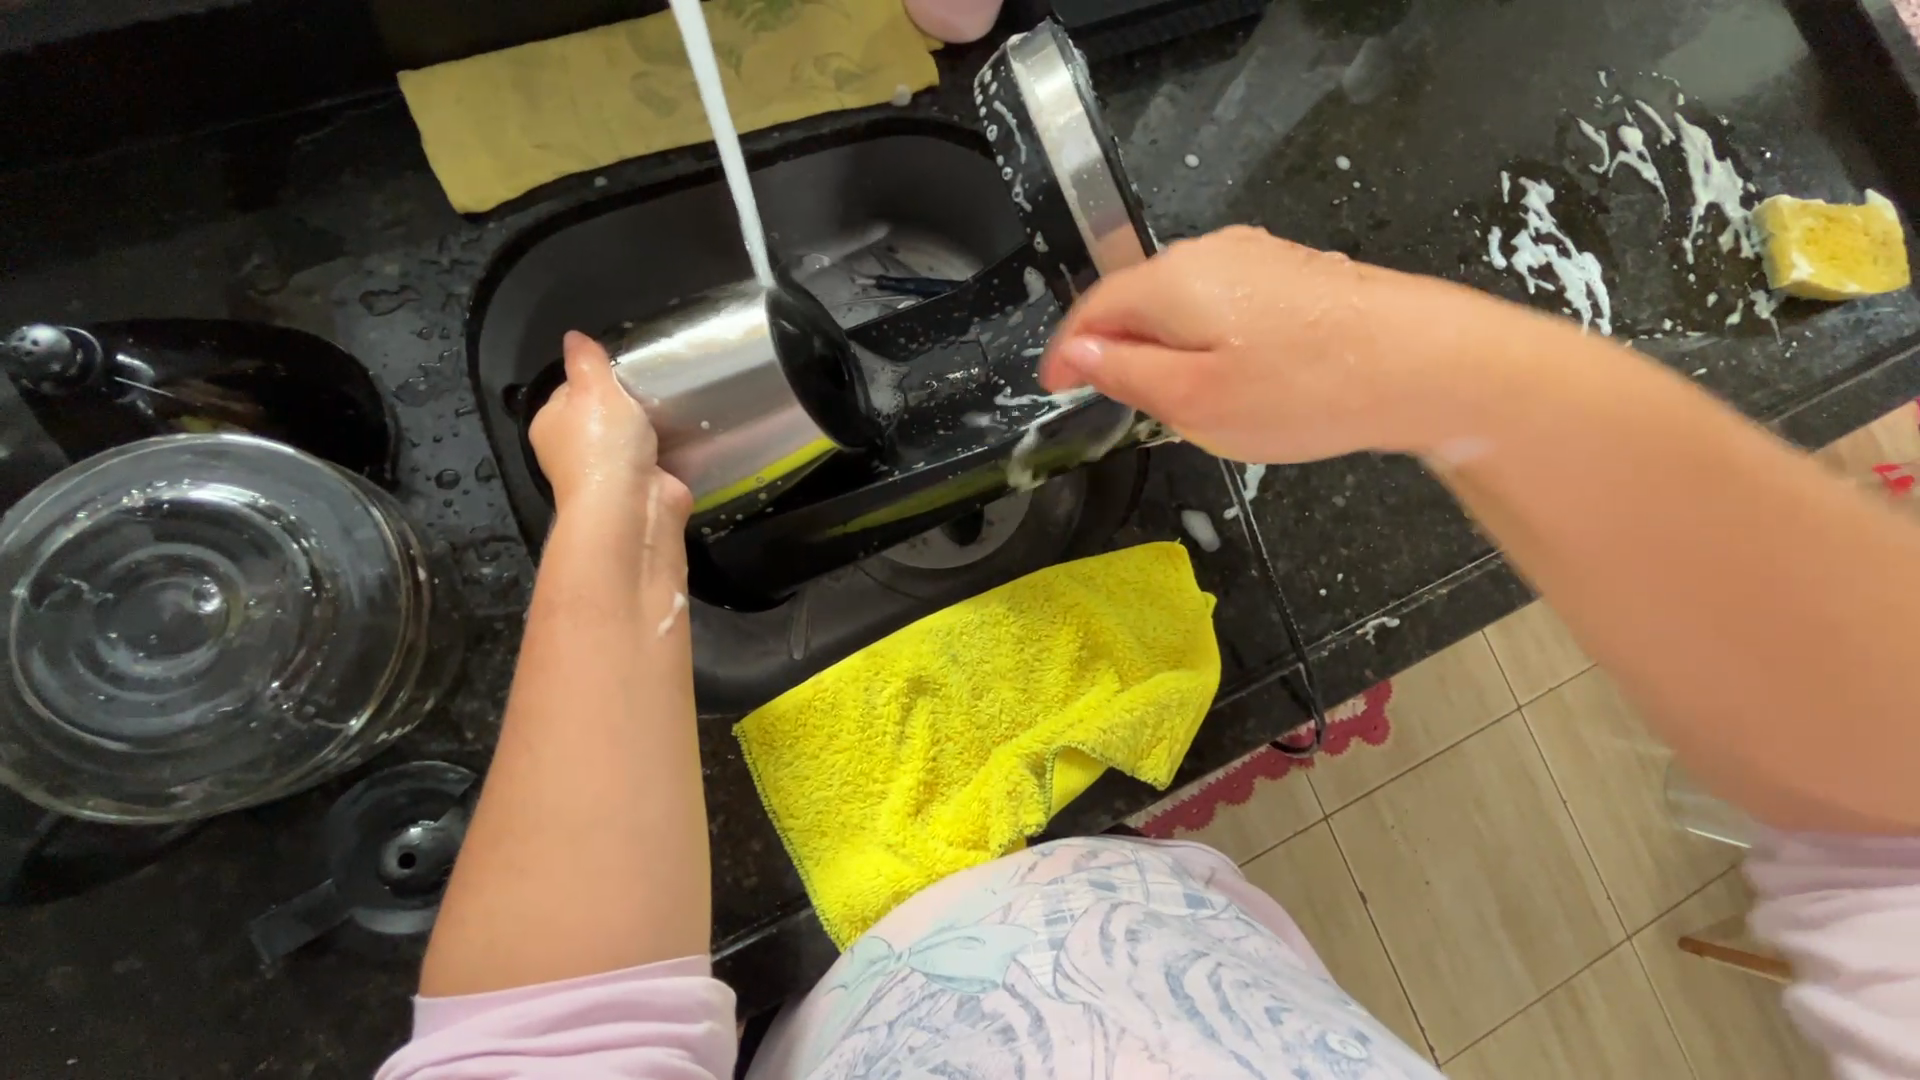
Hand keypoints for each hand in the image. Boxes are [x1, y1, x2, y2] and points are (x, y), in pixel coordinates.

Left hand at [531, 332, 691, 523]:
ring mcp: (610, 473)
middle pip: (603, 415)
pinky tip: (686, 436)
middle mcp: (575, 451)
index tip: (625, 369)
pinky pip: (657, 460)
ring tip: (675, 408)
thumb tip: (573, 336)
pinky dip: (670, 451)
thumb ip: (586, 361)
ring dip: (651, 429)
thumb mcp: (592, 389)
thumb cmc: (603, 443)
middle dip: (628, 404)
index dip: (596, 377)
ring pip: (632, 439)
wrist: (633, 505)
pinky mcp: (642, 487)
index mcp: (551, 425)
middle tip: (656, 386)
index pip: (571, 390)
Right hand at [1037, 226, 1545, 463]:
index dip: (1066, 353)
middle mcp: (1208, 254)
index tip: (1053, 389)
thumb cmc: (1303, 390)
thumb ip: (1123, 372)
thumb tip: (1072, 354)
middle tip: (1116, 405)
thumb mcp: (1192, 398)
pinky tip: (1228, 379)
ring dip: (1160, 349)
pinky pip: (1219, 307)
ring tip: (1173, 401)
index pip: (1091, 310)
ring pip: (1178, 306)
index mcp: (1171, 281)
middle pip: (1134, 303)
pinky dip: (1202, 343)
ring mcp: (1254, 259)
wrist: (1428, 365)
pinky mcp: (1290, 275)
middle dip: (1115, 351)